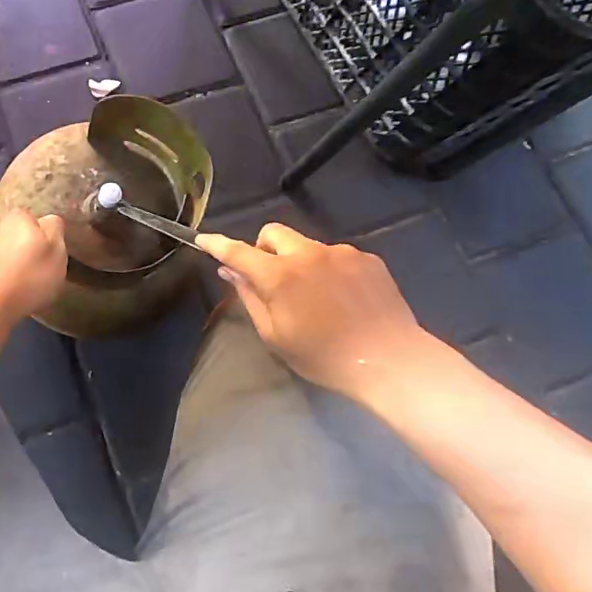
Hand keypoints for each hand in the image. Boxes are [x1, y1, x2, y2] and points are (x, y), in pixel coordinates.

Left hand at [0, 210, 66, 321]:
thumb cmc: (30, 274)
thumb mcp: (58, 249)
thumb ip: (56, 229)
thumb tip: (48, 221)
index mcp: (19, 217)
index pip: (38, 219)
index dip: (48, 236)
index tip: (54, 253)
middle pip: (22, 236)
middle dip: (32, 250)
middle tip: (45, 270)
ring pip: (11, 254)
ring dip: (20, 266)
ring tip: (31, 286)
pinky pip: (1, 271)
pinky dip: (8, 279)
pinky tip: (15, 294)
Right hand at [195, 224, 446, 403]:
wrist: (388, 358)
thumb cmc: (324, 356)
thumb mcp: (276, 336)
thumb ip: (250, 298)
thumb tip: (230, 271)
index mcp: (280, 275)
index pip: (239, 251)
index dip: (218, 244)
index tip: (203, 239)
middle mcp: (309, 253)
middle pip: (274, 233)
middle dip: (264, 248)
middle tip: (271, 278)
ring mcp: (341, 252)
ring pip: (309, 246)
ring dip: (302, 262)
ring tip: (318, 298)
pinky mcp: (367, 258)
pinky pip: (339, 256)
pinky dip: (332, 270)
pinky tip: (345, 299)